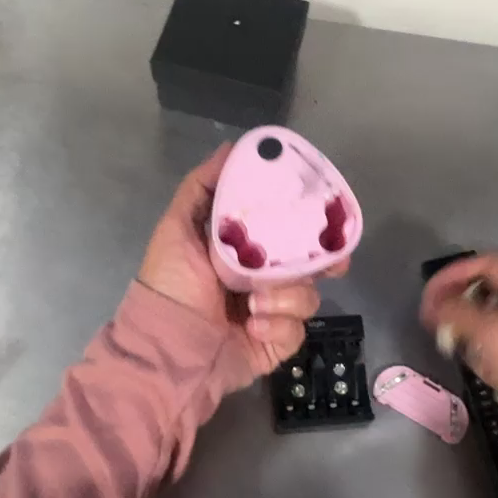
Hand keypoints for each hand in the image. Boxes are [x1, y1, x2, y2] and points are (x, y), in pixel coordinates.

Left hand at [138, 144, 345, 389]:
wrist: (167, 349)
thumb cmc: (170, 284)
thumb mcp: (177, 228)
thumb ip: (202, 187)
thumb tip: (231, 147)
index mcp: (243, 252)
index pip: (286, 233)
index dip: (309, 225)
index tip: (326, 218)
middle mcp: (261, 280)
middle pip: (308, 265)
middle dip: (320, 264)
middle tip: (331, 264)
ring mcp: (272, 313)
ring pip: (306, 296)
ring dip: (283, 298)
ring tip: (252, 305)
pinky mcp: (276, 343)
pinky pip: (297, 329)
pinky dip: (277, 325)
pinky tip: (252, 326)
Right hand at [419, 254, 497, 397]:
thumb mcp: (491, 331)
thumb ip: (456, 312)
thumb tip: (432, 306)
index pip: (486, 264)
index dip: (453, 274)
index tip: (430, 294)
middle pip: (486, 283)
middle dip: (456, 296)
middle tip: (433, 312)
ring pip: (488, 305)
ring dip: (463, 315)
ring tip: (444, 329)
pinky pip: (494, 326)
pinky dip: (475, 331)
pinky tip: (462, 342)